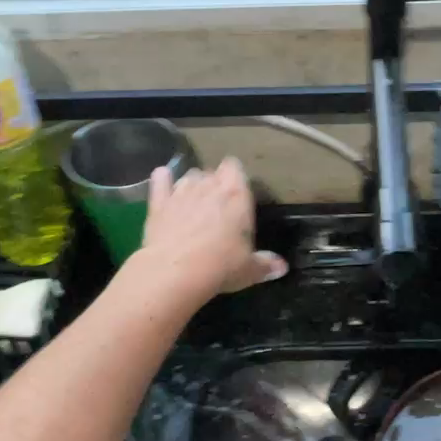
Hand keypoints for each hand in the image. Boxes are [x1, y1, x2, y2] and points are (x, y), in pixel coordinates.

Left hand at [139, 158, 286, 296]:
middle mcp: (209, 187)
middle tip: (218, 204)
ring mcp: (181, 193)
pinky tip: (163, 180)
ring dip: (192, 184)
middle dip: (214, 183)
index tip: (237, 190)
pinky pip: (160, 181)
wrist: (176, 272)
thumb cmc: (221, 266)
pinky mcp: (158, 203)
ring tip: (195, 200)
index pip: (236, 168)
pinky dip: (163, 180)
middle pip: (212, 172)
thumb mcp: (250, 270)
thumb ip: (266, 265)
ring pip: (188, 176)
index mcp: (237, 196)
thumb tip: (282, 267)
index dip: (235, 176)